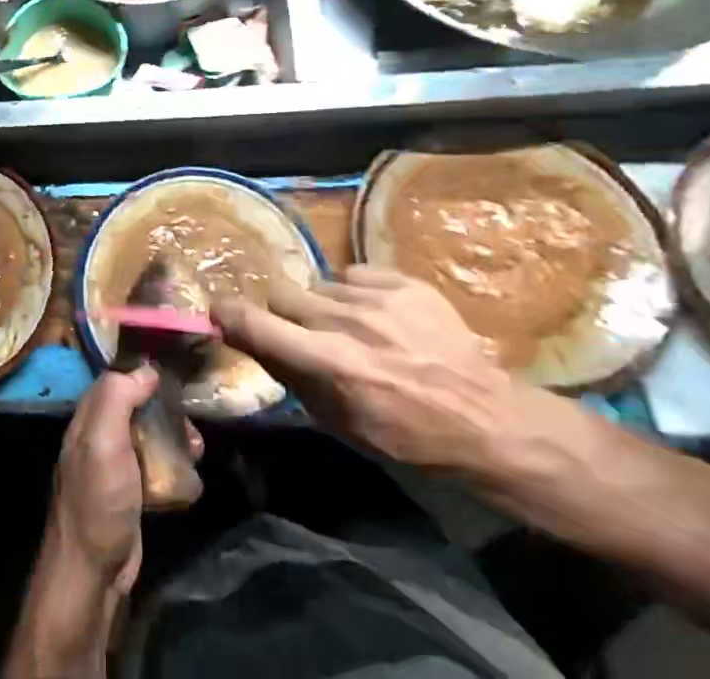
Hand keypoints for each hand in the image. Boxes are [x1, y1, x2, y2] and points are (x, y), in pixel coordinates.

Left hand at [47, 368, 202, 593]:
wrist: (93, 570)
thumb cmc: (99, 499)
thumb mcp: (101, 440)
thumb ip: (117, 398)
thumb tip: (146, 370)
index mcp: (87, 419)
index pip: (116, 380)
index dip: (143, 374)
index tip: (177, 374)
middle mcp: (98, 437)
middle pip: (137, 407)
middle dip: (166, 410)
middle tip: (191, 424)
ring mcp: (115, 466)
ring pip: (150, 436)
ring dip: (175, 438)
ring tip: (195, 451)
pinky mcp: (131, 491)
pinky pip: (156, 465)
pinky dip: (173, 465)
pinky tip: (189, 474)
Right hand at [214, 266, 556, 474]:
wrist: (490, 421)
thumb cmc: (407, 435)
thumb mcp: (337, 422)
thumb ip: (291, 375)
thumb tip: (254, 340)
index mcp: (328, 362)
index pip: (254, 323)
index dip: (226, 314)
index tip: (219, 313)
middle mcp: (347, 321)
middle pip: (281, 294)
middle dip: (282, 314)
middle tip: (302, 335)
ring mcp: (380, 298)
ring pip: (318, 285)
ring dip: (322, 306)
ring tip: (350, 328)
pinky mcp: (407, 283)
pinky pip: (355, 274)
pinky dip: (356, 293)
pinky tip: (377, 316)